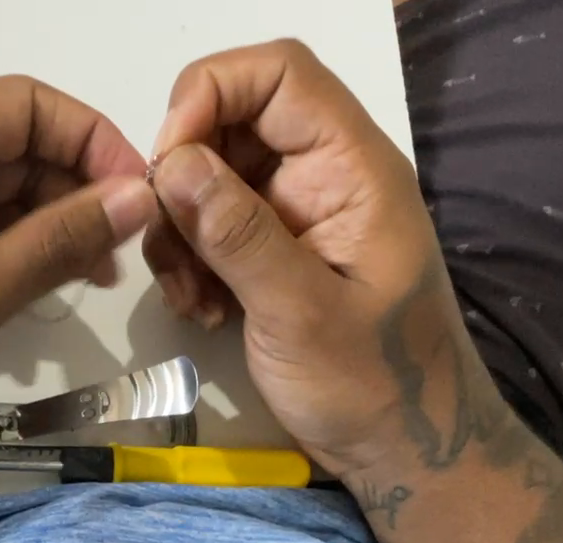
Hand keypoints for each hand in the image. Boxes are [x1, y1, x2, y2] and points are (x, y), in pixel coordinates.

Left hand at [0, 76, 158, 453]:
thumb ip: (61, 240)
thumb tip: (139, 197)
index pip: (26, 105)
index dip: (90, 141)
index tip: (137, 197)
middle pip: (15, 149)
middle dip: (74, 193)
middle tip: (121, 252)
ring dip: (49, 229)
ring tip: (93, 277)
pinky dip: (13, 254)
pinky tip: (44, 287)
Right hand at [144, 41, 513, 477]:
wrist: (397, 448)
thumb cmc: (369, 383)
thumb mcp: (299, 310)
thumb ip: (238, 233)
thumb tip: (174, 163)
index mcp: (349, 168)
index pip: (277, 75)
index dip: (209, 96)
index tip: (165, 169)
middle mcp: (319, 180)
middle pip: (229, 129)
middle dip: (181, 186)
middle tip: (169, 253)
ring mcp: (292, 222)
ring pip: (208, 186)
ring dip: (179, 237)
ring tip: (189, 299)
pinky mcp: (270, 261)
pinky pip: (210, 236)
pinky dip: (189, 267)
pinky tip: (201, 313)